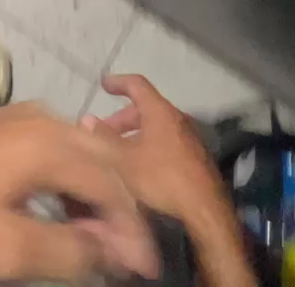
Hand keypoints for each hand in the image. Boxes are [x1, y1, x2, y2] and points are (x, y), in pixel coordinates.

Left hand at [0, 102, 159, 281]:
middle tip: (126, 253)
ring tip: (98, 237)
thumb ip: (71, 251)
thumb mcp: (9, 249)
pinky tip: (66, 207)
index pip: (110, 184)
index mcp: (46, 143)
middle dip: (121, 206)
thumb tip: (114, 251)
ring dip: (97, 190)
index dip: (132, 229)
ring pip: (82, 148)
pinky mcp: (5, 121)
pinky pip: (58, 143)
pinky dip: (72, 175)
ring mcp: (22, 115)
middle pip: (103, 157)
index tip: (144, 269)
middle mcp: (41, 118)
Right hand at [84, 75, 230, 229]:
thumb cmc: (161, 177)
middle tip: (105, 132)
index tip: (104, 85)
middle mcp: (177, 118)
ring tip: (121, 152)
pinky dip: (151, 145)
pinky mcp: (198, 158)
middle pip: (146, 108)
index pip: (137, 84)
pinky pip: (169, 142)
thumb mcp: (125, 159)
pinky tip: (143, 166)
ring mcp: (190, 138)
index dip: (118, 82)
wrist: (206, 211)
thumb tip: (88, 119)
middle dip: (123, 118)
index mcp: (160, 111)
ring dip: (137, 134)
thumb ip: (105, 137)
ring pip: (157, 127)